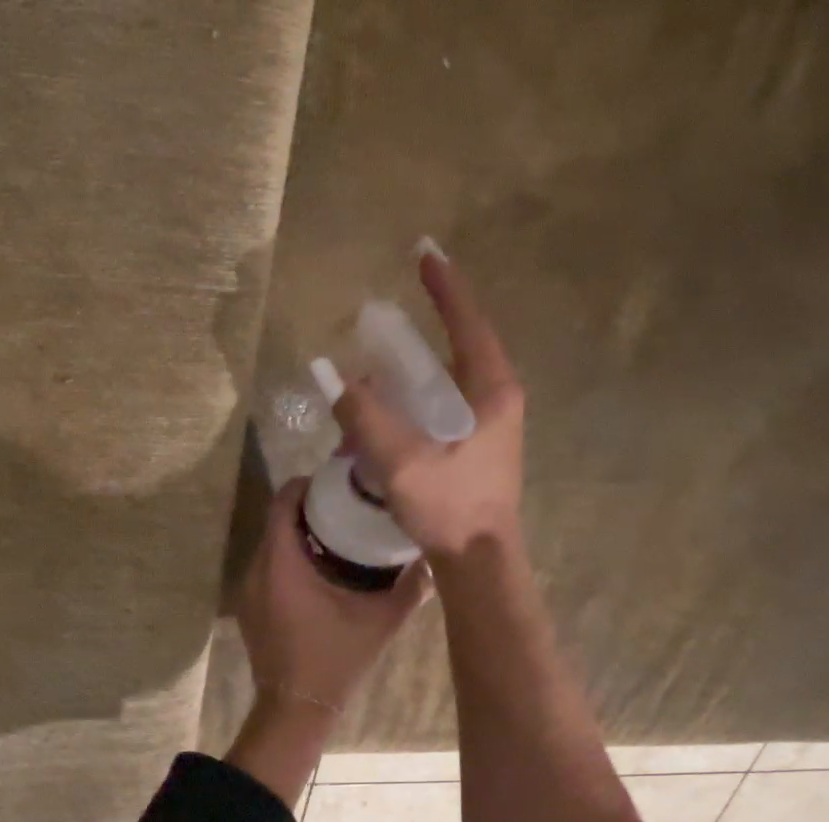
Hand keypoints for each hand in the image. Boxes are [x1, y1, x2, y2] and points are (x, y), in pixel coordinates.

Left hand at [236, 476, 430, 709]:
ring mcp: (247, 591)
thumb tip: (433, 560)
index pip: (281, 504)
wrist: (295, 707)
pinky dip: (286, 559)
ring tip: (334, 532)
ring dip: (295, 535)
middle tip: (341, 504)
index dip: (302, 486)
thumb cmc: (335, 659)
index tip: (331, 481)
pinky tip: (318, 568)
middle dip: (304, 509)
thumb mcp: (379, 620)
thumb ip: (409, 588)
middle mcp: (256, 570)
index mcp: (281, 565)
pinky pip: (265, 569)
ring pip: (269, 546)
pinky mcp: (248, 608)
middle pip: (275, 523)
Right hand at [328, 245, 525, 561]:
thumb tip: (332, 375)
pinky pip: (441, 408)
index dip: (445, 286)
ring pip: (449, 380)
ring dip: (416, 367)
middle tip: (391, 312)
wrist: (479, 562)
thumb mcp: (400, 459)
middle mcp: (496, 400)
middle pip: (461, 347)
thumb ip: (364, 415)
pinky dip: (415, 398)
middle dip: (428, 325)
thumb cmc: (449, 507)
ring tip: (380, 361)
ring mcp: (489, 427)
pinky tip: (388, 409)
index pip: (468, 323)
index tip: (424, 252)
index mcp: (492, 391)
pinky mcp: (475, 449)